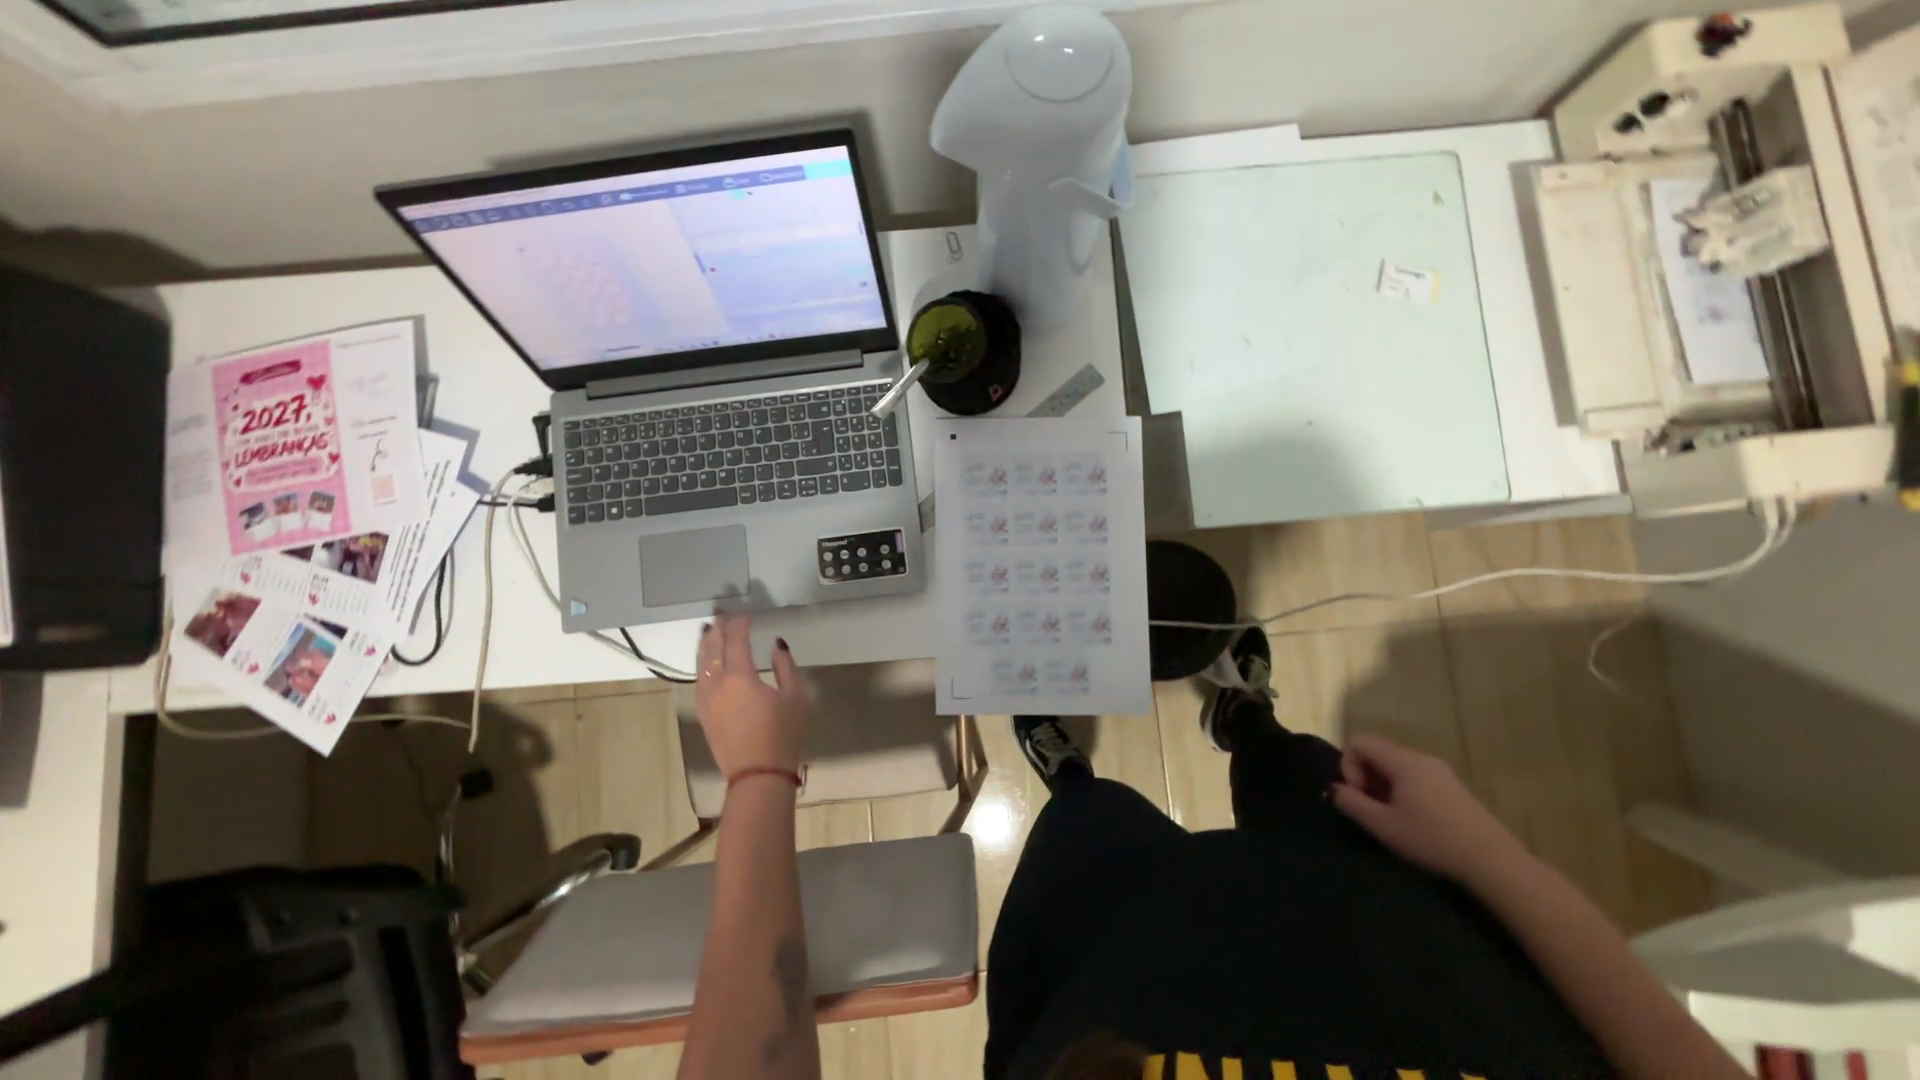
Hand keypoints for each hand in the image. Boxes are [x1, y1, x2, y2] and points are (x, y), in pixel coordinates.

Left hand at [694, 614, 808, 777]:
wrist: (758, 775)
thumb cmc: (783, 735)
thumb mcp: (795, 697)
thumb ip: (785, 666)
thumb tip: (776, 646)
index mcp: (740, 676)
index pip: (736, 640)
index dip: (740, 623)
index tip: (746, 614)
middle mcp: (717, 683)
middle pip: (714, 648)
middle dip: (718, 629)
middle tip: (722, 615)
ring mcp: (706, 699)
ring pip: (701, 664)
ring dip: (705, 644)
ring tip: (708, 631)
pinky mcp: (704, 714)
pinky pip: (699, 680)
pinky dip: (702, 664)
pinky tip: (705, 662)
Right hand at [1331, 734, 1530, 887]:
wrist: (1492, 861)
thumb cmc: (1431, 840)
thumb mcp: (1382, 825)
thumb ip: (1351, 803)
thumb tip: (1334, 789)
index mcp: (1403, 761)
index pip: (1360, 742)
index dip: (1349, 767)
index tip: (1359, 797)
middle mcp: (1422, 758)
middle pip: (1378, 751)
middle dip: (1365, 776)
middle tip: (1371, 809)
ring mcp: (1440, 771)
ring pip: (1396, 765)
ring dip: (1383, 785)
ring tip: (1390, 817)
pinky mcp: (1452, 786)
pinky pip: (1415, 775)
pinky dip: (1402, 790)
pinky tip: (1412, 820)